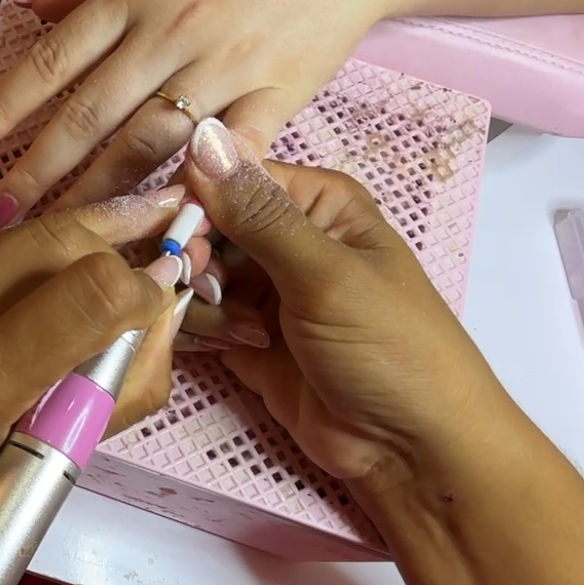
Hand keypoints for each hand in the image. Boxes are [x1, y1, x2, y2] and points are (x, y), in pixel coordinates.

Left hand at [0, 0, 413, 230]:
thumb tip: (30, 14)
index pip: (51, 61)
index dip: (1, 109)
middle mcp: (172, 31)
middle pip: (87, 115)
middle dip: (36, 172)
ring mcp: (226, 66)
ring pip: (146, 143)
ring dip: (95, 194)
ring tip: (56, 234)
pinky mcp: (278, 96)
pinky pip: (229, 157)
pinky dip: (195, 193)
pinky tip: (157, 231)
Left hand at [0, 189, 211, 541]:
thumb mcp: (53, 454)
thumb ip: (123, 383)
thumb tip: (165, 306)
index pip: (84, 294)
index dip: (138, 288)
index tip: (156, 301)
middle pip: (55, 240)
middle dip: (118, 238)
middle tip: (157, 241)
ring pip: (22, 233)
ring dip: (80, 238)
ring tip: (121, 243)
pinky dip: (35, 254)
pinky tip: (56, 270)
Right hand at [178, 118, 506, 484]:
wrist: (405, 447)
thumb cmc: (385, 347)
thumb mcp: (324, 274)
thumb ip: (257, 213)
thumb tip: (203, 136)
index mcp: (313, 204)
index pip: (228, 180)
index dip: (195, 203)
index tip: (178, 238)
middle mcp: (281, 240)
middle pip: (203, 229)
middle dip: (196, 260)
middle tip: (210, 291)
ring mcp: (259, 290)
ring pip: (193, 276)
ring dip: (203, 303)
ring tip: (245, 331)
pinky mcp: (240, 334)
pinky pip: (196, 318)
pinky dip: (203, 331)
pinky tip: (240, 348)